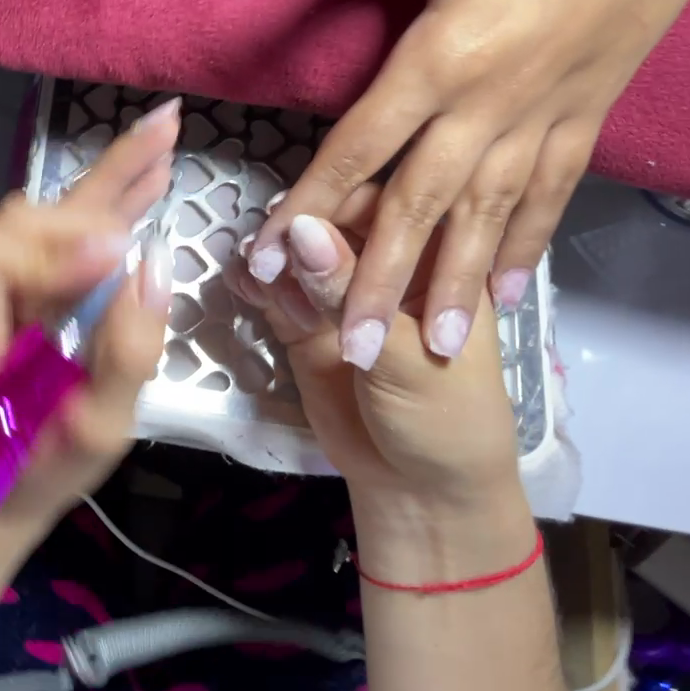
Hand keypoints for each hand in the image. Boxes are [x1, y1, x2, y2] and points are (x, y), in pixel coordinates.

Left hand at [0, 99, 178, 522]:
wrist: (3, 486)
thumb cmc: (42, 472)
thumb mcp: (95, 434)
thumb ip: (123, 356)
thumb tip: (152, 266)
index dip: (55, 245)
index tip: (119, 249)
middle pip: (16, 224)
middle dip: (91, 200)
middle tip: (161, 152)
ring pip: (41, 217)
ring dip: (104, 182)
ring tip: (163, 140)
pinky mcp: (18, 286)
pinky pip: (58, 234)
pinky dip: (105, 203)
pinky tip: (149, 173)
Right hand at [228, 203, 520, 523]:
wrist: (417, 490)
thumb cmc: (446, 419)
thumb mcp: (403, 355)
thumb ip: (348, 293)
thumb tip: (301, 228)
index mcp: (436, 259)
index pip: (387, 204)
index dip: (339, 200)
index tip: (296, 212)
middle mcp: (386, 266)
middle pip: (332, 222)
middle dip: (295, 231)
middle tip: (264, 248)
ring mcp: (340, 295)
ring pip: (297, 256)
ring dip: (271, 258)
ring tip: (253, 271)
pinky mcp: (305, 323)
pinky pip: (274, 293)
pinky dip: (256, 287)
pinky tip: (243, 286)